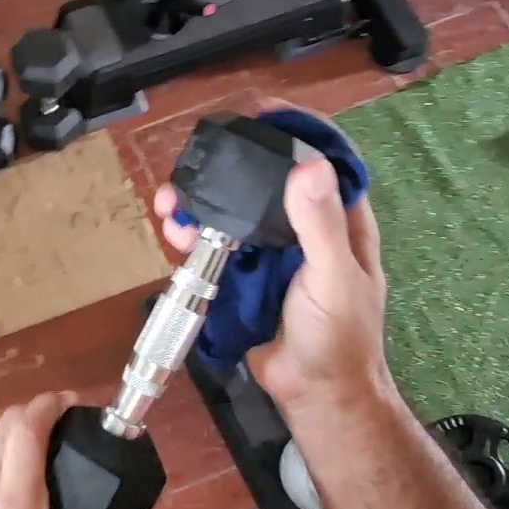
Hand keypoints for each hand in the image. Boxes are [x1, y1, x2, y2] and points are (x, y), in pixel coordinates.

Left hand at [0, 391, 156, 508]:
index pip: (26, 427)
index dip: (51, 404)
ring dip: (24, 430)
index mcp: (15, 501)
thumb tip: (166, 504)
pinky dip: (11, 450)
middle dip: (40, 411)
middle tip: (73, 421)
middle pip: (8, 422)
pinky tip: (34, 470)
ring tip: (57, 443)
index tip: (78, 404)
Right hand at [152, 109, 391, 412]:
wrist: (312, 393)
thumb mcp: (332, 277)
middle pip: (265, 182)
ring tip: (169, 202)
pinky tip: (174, 234)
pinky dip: (192, 237)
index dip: (295, 132)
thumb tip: (307, 165)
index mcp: (338, 221)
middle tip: (198, 158)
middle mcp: (302, 230)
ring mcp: (269, 253)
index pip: (322, 161)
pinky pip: (214, 247)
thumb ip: (320, 225)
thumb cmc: (336, 337)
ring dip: (200, 203)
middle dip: (229, 168)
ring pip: (232, 213)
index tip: (261, 115)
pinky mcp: (242, 277)